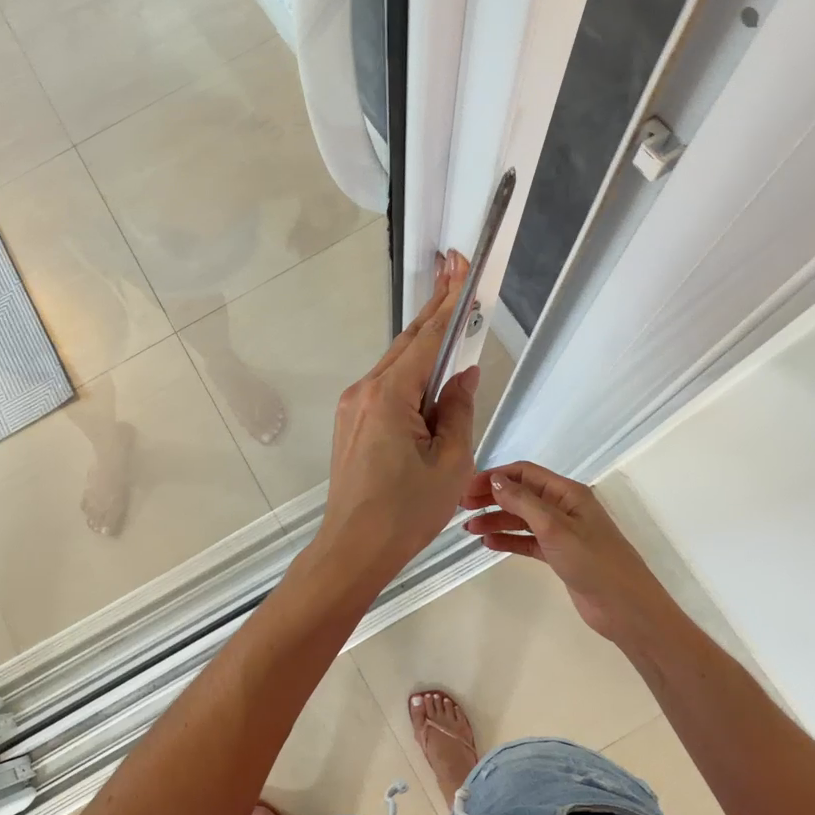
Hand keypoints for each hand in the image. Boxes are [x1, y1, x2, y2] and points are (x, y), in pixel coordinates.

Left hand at [317, 252, 480, 574]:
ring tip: (450, 315)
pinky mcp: (351, 423)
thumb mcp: (451, 461)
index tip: (461, 267)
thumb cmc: (406, 512)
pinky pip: (386, 387)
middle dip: (435, 309)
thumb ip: (459, 409)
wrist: (353, 547)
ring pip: (395, 365)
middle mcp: (364, 391)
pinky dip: (410, 372)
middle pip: (407, 343)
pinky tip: (430, 371)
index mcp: (389, 396)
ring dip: (424, 342)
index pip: (427, 339)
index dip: (449, 303)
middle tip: (456, 269)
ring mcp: (352, 407)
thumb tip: (464, 374)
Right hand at [461, 461, 669, 645]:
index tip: (466, 488)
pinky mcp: (559, 555)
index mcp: (568, 493)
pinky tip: (488, 544)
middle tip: (462, 507)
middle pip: (521, 494)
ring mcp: (562, 532)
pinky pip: (527, 541)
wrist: (625, 607)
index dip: (495, 477)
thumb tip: (495, 480)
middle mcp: (564, 508)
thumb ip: (523, 502)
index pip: (524, 473)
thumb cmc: (593, 561)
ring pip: (521, 519)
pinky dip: (508, 540)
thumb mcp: (555, 527)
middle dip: (491, 497)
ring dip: (496, 520)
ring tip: (469, 528)